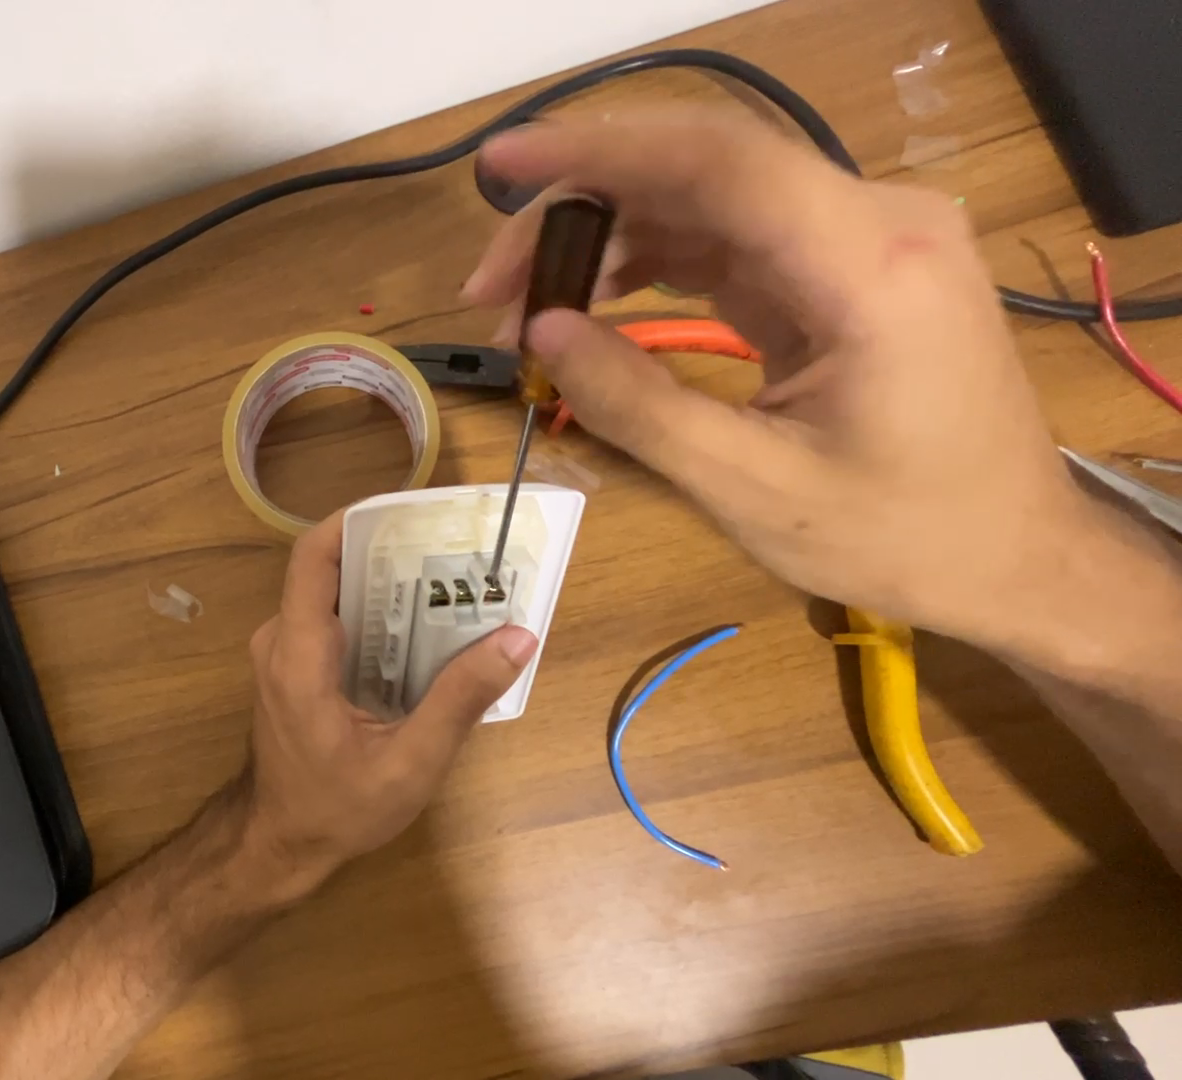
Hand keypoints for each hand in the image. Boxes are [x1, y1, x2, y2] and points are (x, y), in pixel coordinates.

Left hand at [231, 509, 537, 897]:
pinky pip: (328, 619)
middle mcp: (280, 640)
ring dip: (383, 583)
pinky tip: (418, 627)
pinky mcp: (290, 665)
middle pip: (328, 569)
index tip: (410, 512)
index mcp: (298, 654)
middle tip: (450, 550)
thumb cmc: (336, 809)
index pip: (313, 558)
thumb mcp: (409, 765)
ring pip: (330, 593)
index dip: (355, 520)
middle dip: (388, 552)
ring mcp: (280, 651)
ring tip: (445, 581)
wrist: (279, 841)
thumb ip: (459, 701)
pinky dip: (371, 613)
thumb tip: (517, 639)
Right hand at [462, 108, 1103, 657]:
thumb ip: (637, 404)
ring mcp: (845, 239)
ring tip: (520, 317)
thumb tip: (540, 331)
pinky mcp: (821, 269)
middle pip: (691, 173)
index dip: (597, 151)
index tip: (501, 162)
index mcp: (868, 263)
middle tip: (487, 292)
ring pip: (690, 203)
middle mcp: (866, 221)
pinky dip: (633, 270)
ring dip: (595, 247)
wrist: (1003, 552)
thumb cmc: (892, 531)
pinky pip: (709, 242)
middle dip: (573, 216)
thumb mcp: (747, 485)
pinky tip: (581, 312)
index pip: (716, 162)